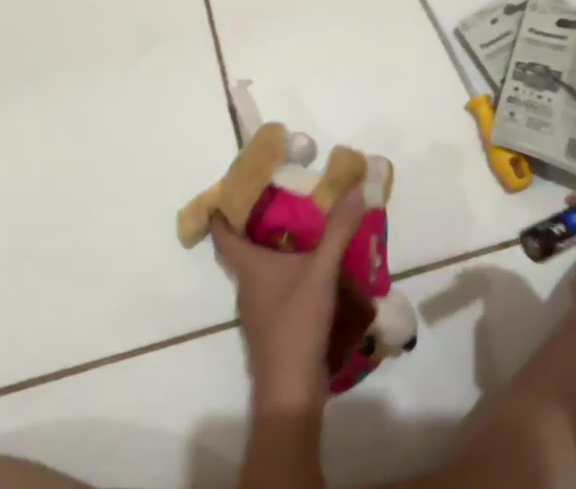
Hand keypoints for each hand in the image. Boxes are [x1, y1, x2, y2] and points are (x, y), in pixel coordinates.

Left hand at [210, 189, 367, 415]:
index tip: (229, 190)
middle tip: (277, 202)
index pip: (222, 233)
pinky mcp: (272, 328)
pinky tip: (311, 276)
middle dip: (255, 226)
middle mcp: (245, 285)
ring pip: (259, 272)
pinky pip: (274, 291)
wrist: (290, 387)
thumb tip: (354, 188)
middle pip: (242, 250)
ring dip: (274, 253)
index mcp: (248, 266)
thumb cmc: (296, 322)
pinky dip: (286, 277)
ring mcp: (257, 309)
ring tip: (300, 233)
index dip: (221, 211)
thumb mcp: (321, 271)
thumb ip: (338, 231)